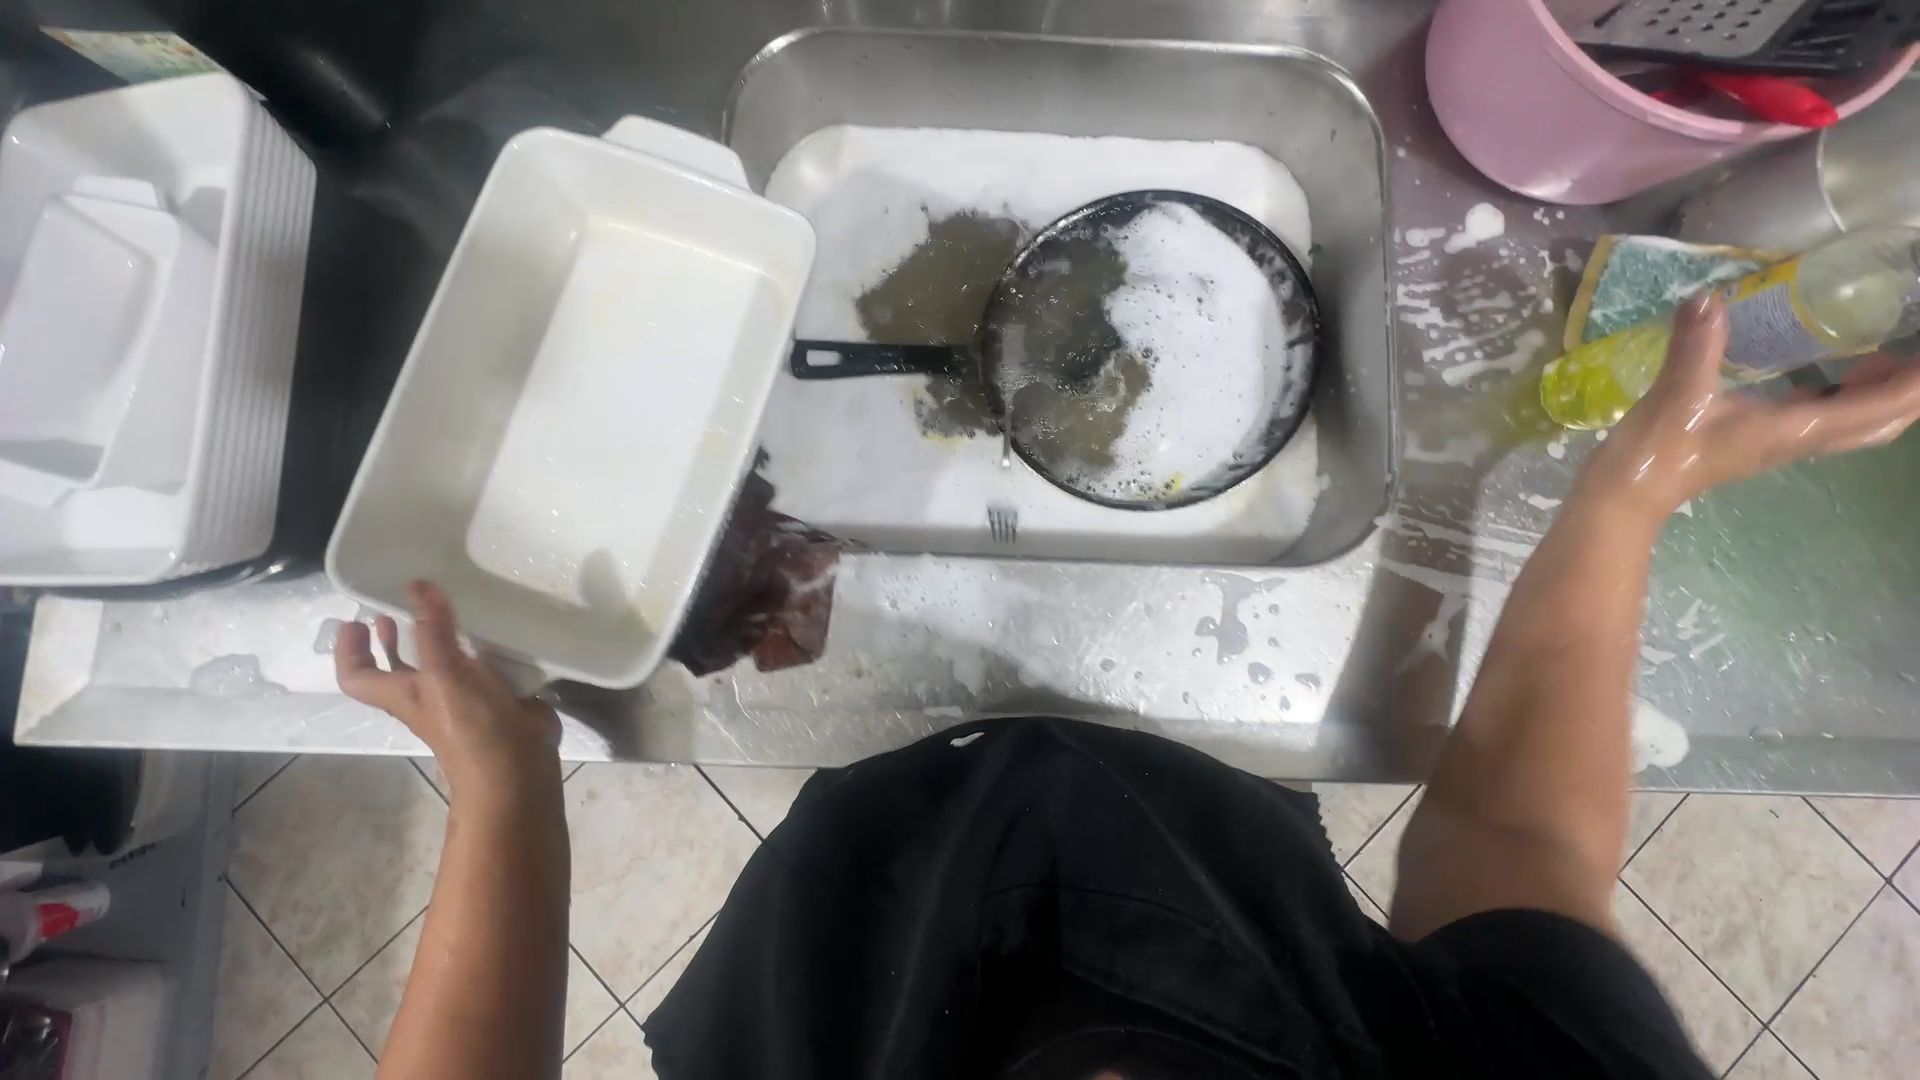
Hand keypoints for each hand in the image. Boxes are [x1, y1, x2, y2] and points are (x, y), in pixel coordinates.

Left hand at [335, 581, 559, 791]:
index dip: (348, 650)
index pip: (357, 674)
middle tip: (392, 611)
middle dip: (390, 641)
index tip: (353, 620)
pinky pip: (485, 666)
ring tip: (448, 610)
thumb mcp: (445, 672)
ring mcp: (464, 698)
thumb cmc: (469, 724)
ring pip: (443, 665)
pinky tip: (500, 630)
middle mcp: (428, 696)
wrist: (516, 764)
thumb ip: (433, 629)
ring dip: (441, 638)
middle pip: (397, 669)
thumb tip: (417, 585)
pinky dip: (485, 647)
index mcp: (402, 694)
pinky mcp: (498, 696)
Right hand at [1579, 291, 1919, 519]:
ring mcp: (1779, 445)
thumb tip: (1704, 299)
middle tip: (1903, 348)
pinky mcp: (1756, 445)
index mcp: (1799, 427)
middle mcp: (1802, 439)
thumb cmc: (1657, 450)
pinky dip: (1838, 402)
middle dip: (1909, 388)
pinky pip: (1823, 424)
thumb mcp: (1677, 394)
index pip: (1893, 402)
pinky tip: (1813, 380)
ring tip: (1870, 359)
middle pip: (1888, 420)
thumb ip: (1695, 346)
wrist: (1624, 493)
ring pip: (1859, 425)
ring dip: (1878, 397)